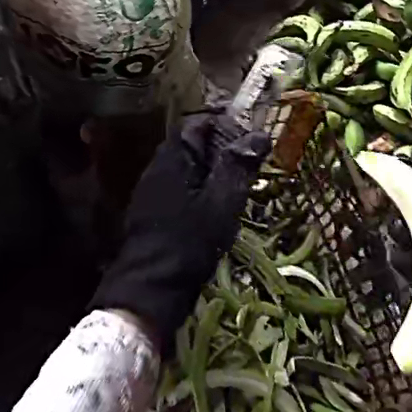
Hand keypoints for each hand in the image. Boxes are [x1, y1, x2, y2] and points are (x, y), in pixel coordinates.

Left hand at [92, 113, 270, 349]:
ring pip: (187, 169)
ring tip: (237, 187)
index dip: (226, 125)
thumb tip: (259, 134)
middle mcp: (158, 167)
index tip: (250, 138)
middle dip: (221, 150)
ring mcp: (152, 190)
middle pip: (192, 146)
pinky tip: (215, 210)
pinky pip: (181, 189)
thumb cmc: (190, 240)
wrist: (152, 287)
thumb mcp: (223, 200)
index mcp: (174, 157)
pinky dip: (200, 192)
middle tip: (249, 164)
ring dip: (211, 173)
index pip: (199, 124)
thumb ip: (239, 165)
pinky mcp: (152, 212)